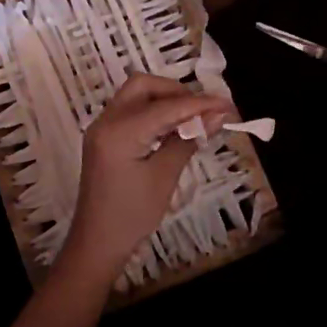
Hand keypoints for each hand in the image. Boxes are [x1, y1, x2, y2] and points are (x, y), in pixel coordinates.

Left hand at [60, 75, 230, 281]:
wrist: (98, 241)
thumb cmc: (133, 214)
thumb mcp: (164, 177)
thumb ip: (188, 140)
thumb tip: (216, 117)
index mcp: (120, 132)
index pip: (166, 106)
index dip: (199, 103)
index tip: (228, 104)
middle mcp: (107, 121)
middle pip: (144, 86)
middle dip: (177, 92)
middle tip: (204, 110)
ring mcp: (102, 128)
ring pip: (137, 95)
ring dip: (166, 100)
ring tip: (194, 118)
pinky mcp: (105, 137)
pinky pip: (132, 111)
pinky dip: (155, 111)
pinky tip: (175, 128)